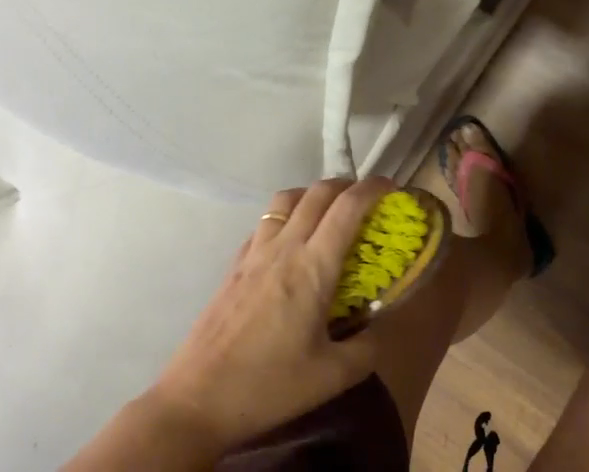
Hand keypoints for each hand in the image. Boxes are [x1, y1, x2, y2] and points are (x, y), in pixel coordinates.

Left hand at [147, 176, 392, 447]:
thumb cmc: (267, 386)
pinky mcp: (233, 267)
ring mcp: (254, 254)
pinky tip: (291, 244)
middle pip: (318, 192)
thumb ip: (368, 347)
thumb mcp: (333, 376)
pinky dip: (286, 217)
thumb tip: (383, 325)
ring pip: (286, 199)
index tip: (393, 188)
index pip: (348, 206)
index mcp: (313, 266)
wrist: (195, 403)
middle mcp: (284, 248)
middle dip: (349, 185)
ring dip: (313, 194)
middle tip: (367, 200)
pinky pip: (265, 223)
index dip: (374, 188)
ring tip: (328, 213)